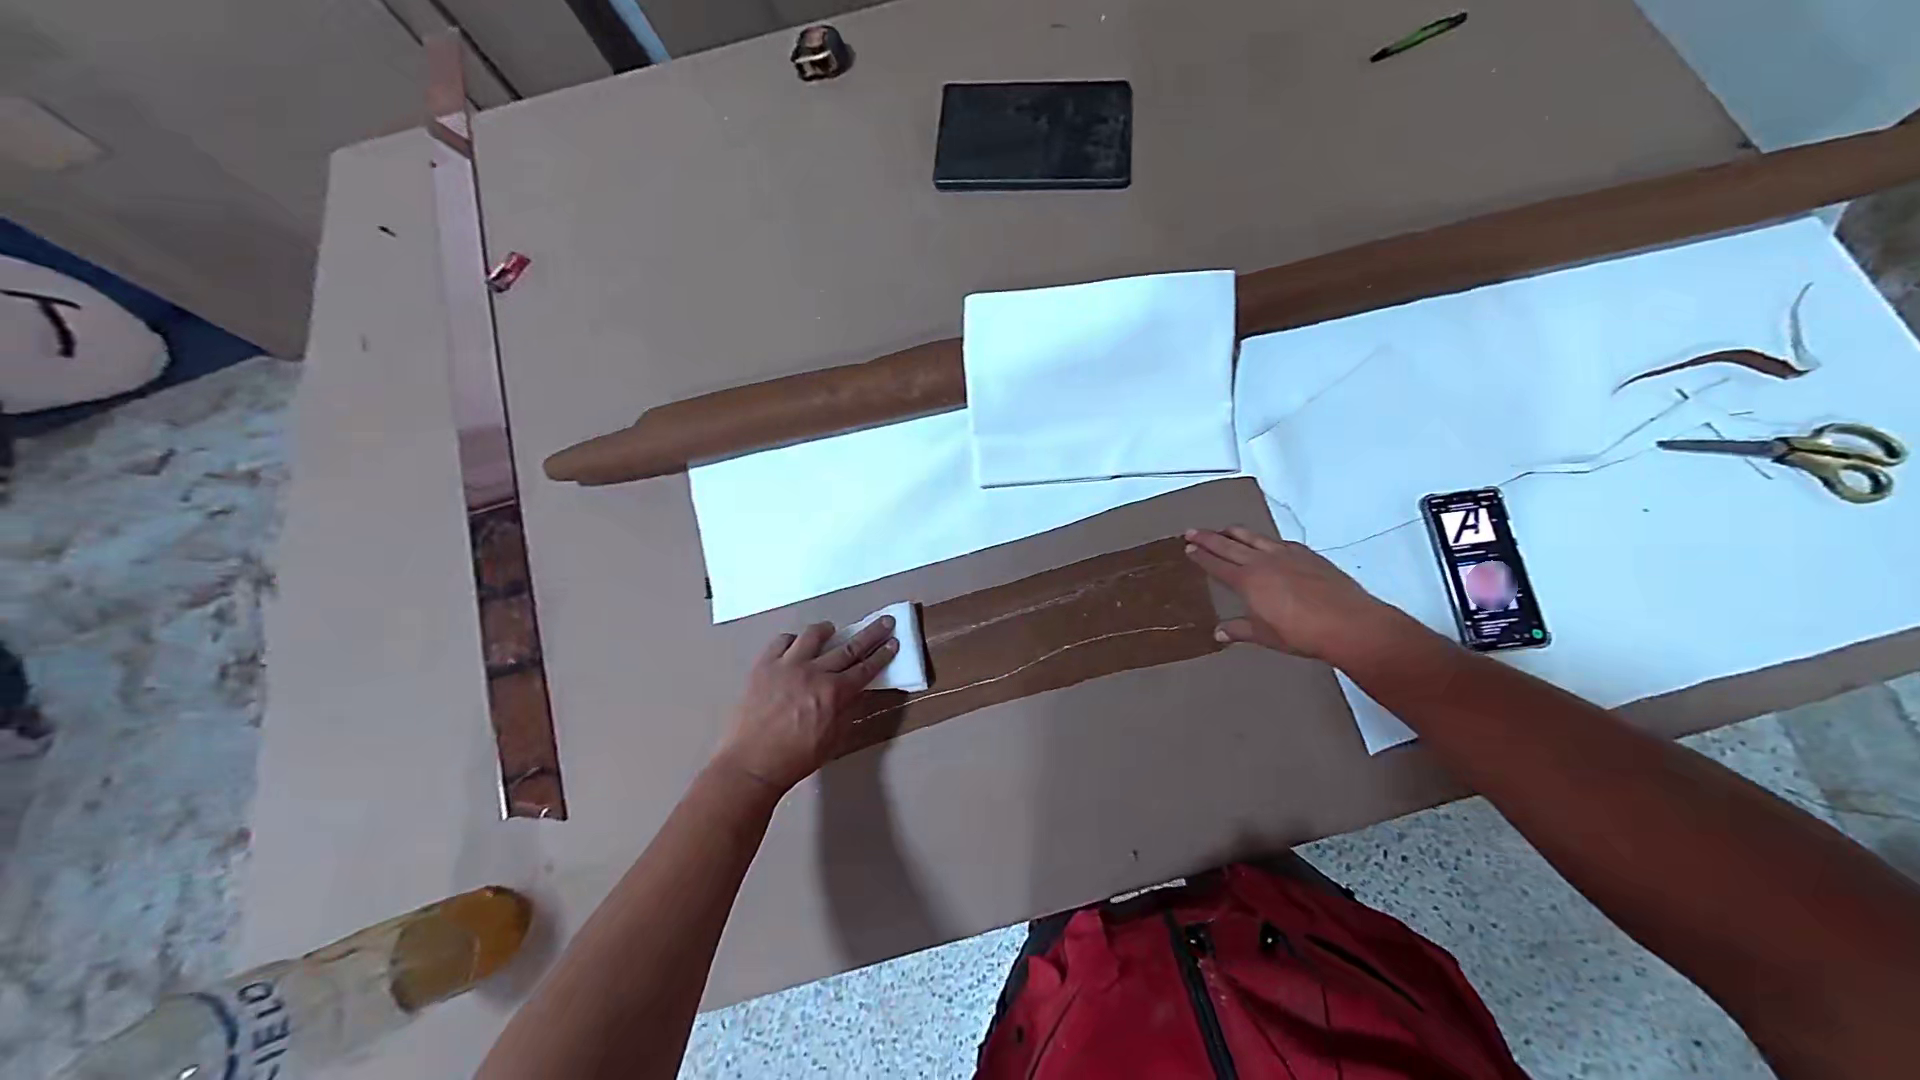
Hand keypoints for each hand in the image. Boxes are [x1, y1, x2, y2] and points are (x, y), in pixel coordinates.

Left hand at [714, 618, 898, 792]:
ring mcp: (787, 665)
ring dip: (827, 630)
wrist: (753, 763)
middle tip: (883, 621)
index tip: (893, 642)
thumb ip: (849, 710)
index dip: (882, 655)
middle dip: (870, 634)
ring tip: (831, 630)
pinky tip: (795, 646)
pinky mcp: (764, 665)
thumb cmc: (797, 757)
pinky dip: (792, 641)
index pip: (865, 668)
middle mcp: (814, 672)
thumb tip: (860, 691)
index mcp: (834, 693)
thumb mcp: (833, 738)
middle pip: (849, 647)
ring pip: (813, 635)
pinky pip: (781, 641)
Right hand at [1183, 527, 1402, 662]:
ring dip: (1235, 532)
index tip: (1189, 548)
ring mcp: (1286, 555)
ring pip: (1253, 537)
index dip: (1200, 555)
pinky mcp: (1307, 555)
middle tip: (1193, 531)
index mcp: (1247, 580)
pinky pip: (1279, 541)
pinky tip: (1267, 542)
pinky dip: (1265, 539)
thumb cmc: (1303, 633)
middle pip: (1228, 544)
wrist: (1348, 624)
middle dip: (1208, 537)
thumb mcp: (1264, 635)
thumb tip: (1220, 633)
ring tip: (1225, 529)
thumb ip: (1239, 630)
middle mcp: (1263, 562)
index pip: (1216, 564)